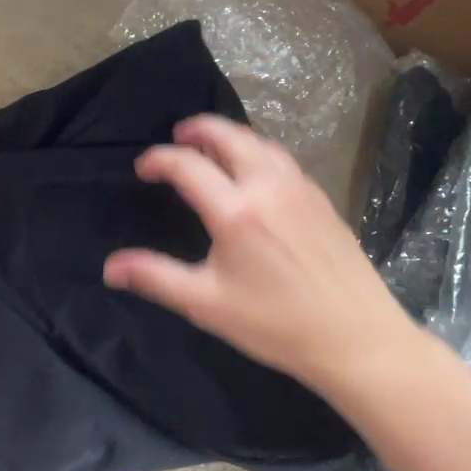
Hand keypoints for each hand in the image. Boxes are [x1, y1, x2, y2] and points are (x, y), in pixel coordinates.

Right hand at [102, 114, 421, 392]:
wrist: (360, 341)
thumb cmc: (275, 324)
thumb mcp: (205, 304)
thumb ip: (155, 278)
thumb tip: (110, 268)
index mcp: (236, 212)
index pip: (188, 166)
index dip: (159, 160)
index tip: (142, 169)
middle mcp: (270, 190)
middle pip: (232, 139)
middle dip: (200, 130)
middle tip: (178, 135)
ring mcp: (303, 193)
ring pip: (263, 145)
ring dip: (232, 137)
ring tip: (212, 147)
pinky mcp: (324, 204)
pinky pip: (285, 162)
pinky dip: (259, 153)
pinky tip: (254, 173)